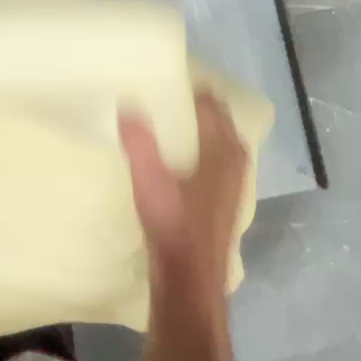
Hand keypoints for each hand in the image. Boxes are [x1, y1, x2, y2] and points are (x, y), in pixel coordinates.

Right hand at [119, 90, 247, 287]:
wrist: (190, 282)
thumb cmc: (172, 227)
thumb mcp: (149, 181)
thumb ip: (139, 143)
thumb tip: (126, 104)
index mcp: (220, 153)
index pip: (213, 108)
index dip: (197, 91)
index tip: (174, 78)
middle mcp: (233, 166)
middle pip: (225, 126)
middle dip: (206, 109)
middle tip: (177, 97)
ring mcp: (234, 189)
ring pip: (228, 148)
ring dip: (210, 133)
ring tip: (183, 125)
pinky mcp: (226, 207)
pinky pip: (223, 167)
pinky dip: (210, 155)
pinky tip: (190, 165)